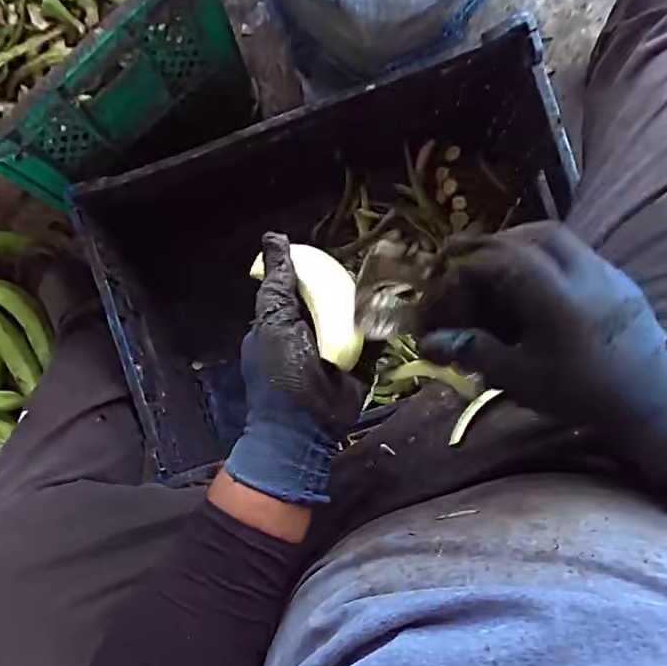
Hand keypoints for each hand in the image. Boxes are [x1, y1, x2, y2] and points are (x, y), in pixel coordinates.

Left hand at [222, 233, 365, 504]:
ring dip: (369, 307)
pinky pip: (374, 341)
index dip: (319, 270)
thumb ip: (278, 283)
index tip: (336, 260)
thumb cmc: (281, 373)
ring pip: (357, 316)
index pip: (305, 283)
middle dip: (349, 288)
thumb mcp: (274, 321)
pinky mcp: (360, 364)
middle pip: (335, 297)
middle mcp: (312, 329)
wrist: (304, 427)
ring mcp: (337, 348)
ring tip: (386, 290)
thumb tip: (273, 238)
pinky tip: (393, 316)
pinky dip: (382, 331)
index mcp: (287, 318)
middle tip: (367, 275)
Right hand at [419, 222, 666, 478]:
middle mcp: (582, 272)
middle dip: (490, 243)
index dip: (466, 265)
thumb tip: (430, 341)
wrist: (650, 396)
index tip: (444, 278)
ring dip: (518, 242)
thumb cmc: (581, 392)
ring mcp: (604, 269)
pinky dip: (544, 253)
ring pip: (555, 236)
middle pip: (529, 236)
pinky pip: (574, 249)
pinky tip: (533, 277)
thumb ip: (476, 351)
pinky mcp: (617, 275)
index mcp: (557, 298)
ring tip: (495, 264)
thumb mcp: (522, 377)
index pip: (502, 260)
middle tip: (464, 259)